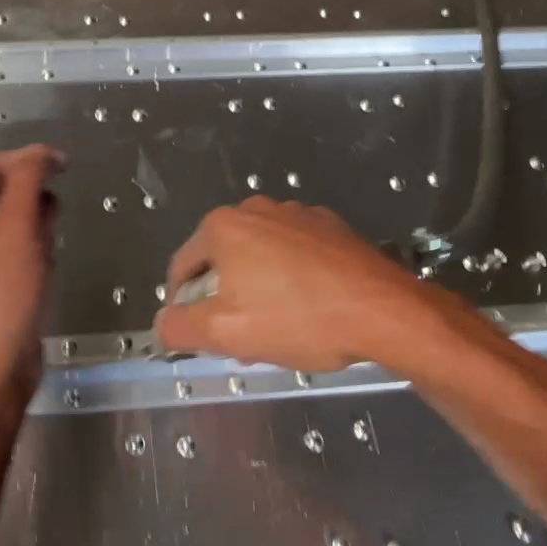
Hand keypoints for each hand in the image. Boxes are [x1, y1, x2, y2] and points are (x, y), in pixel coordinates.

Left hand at [0, 145, 63, 402]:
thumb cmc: (4, 291)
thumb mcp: (17, 225)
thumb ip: (29, 179)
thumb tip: (42, 152)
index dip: (28, 159)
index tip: (65, 165)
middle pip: (8, 190)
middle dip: (36, 196)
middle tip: (53, 217)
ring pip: (20, 220)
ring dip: (41, 226)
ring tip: (47, 247)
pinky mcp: (2, 281)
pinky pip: (25, 249)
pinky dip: (41, 251)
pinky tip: (48, 267)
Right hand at [154, 197, 472, 371]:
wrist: (384, 311)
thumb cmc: (298, 318)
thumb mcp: (226, 333)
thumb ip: (180, 327)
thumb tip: (162, 323)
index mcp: (223, 226)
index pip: (182, 266)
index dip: (182, 304)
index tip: (196, 333)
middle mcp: (256, 209)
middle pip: (222, 259)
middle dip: (223, 297)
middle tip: (239, 336)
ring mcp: (297, 214)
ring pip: (259, 255)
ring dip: (257, 287)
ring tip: (278, 326)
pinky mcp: (330, 227)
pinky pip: (295, 254)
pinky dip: (291, 277)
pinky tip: (309, 308)